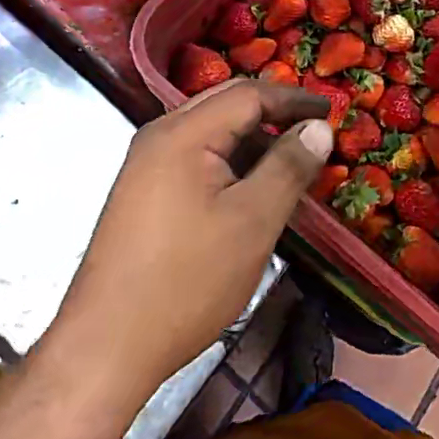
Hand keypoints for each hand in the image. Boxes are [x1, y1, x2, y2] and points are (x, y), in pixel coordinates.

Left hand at [52, 81, 332, 387]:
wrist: (107, 344)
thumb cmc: (187, 280)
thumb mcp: (253, 221)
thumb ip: (288, 167)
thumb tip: (318, 128)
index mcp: (183, 133)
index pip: (248, 94)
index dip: (293, 99)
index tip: (332, 111)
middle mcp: (158, 137)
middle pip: (225, 106)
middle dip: (272, 114)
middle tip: (313, 132)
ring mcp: (145, 166)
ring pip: (209, 134)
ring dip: (251, 141)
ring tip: (290, 165)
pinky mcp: (142, 194)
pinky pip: (194, 159)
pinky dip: (229, 164)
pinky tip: (250, 191)